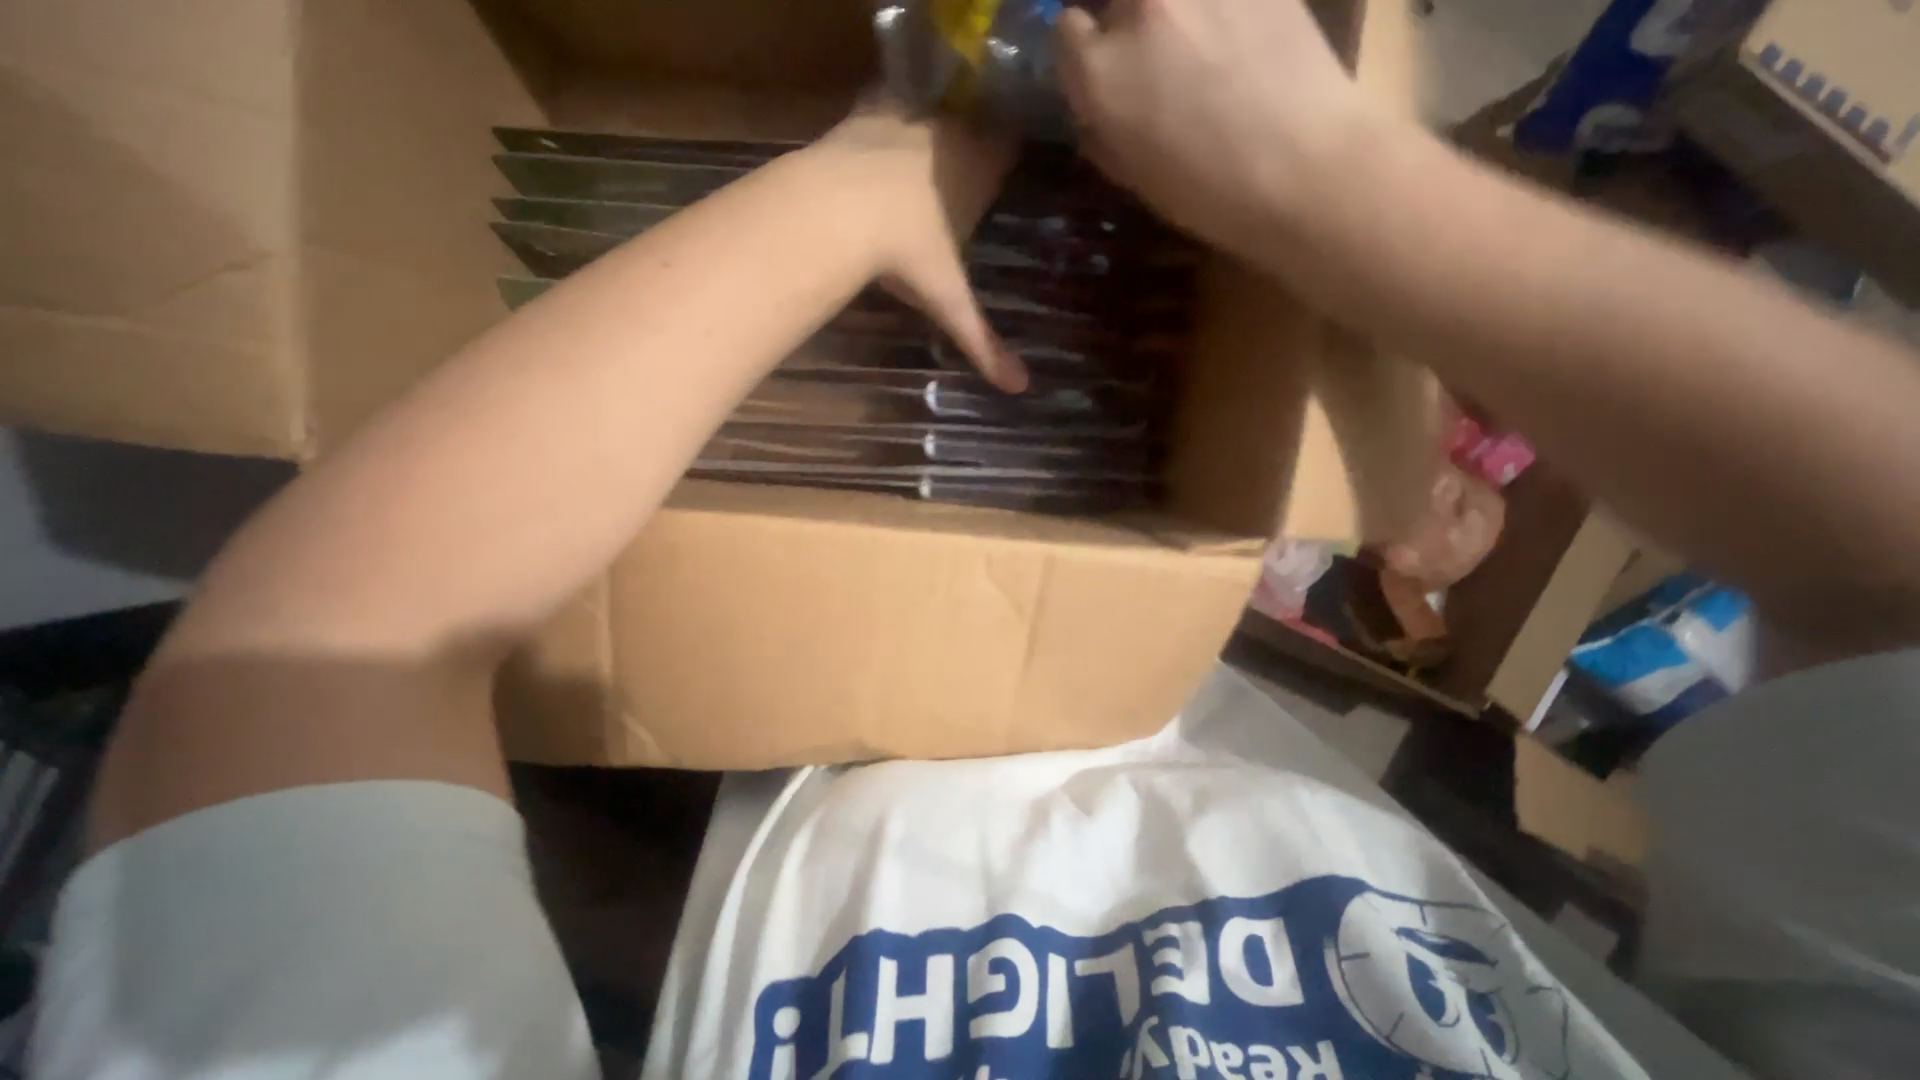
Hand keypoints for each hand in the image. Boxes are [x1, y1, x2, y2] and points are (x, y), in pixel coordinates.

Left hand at [809, 110, 1028, 391]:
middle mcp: (950, 132)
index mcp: (982, 167)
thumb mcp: (947, 300)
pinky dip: (883, 112)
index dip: (1007, 153)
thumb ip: (982, 340)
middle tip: (961, 160)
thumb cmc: (908, 253)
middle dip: (970, 136)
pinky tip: (875, 129)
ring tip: (922, 146)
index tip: (1005, 163)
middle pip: (972, 123)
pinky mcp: (864, 110)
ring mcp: (906, 116)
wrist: (841, 208)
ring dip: (928, 122)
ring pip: (929, 108)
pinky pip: (884, 101)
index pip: (1009, 146)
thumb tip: (1020, 388)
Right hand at [1056, 0, 1382, 255]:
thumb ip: (1102, 127)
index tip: (1102, 66)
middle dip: (1124, 18)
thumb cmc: (1211, 195)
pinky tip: (1240, 40)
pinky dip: (1223, 12)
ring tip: (1201, 44)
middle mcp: (1141, 8)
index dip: (1084, 48)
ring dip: (1175, 15)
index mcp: (1100, 71)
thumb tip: (1095, 107)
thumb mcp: (1134, 176)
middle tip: (1155, 52)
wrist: (1309, 170)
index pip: (1066, 28)